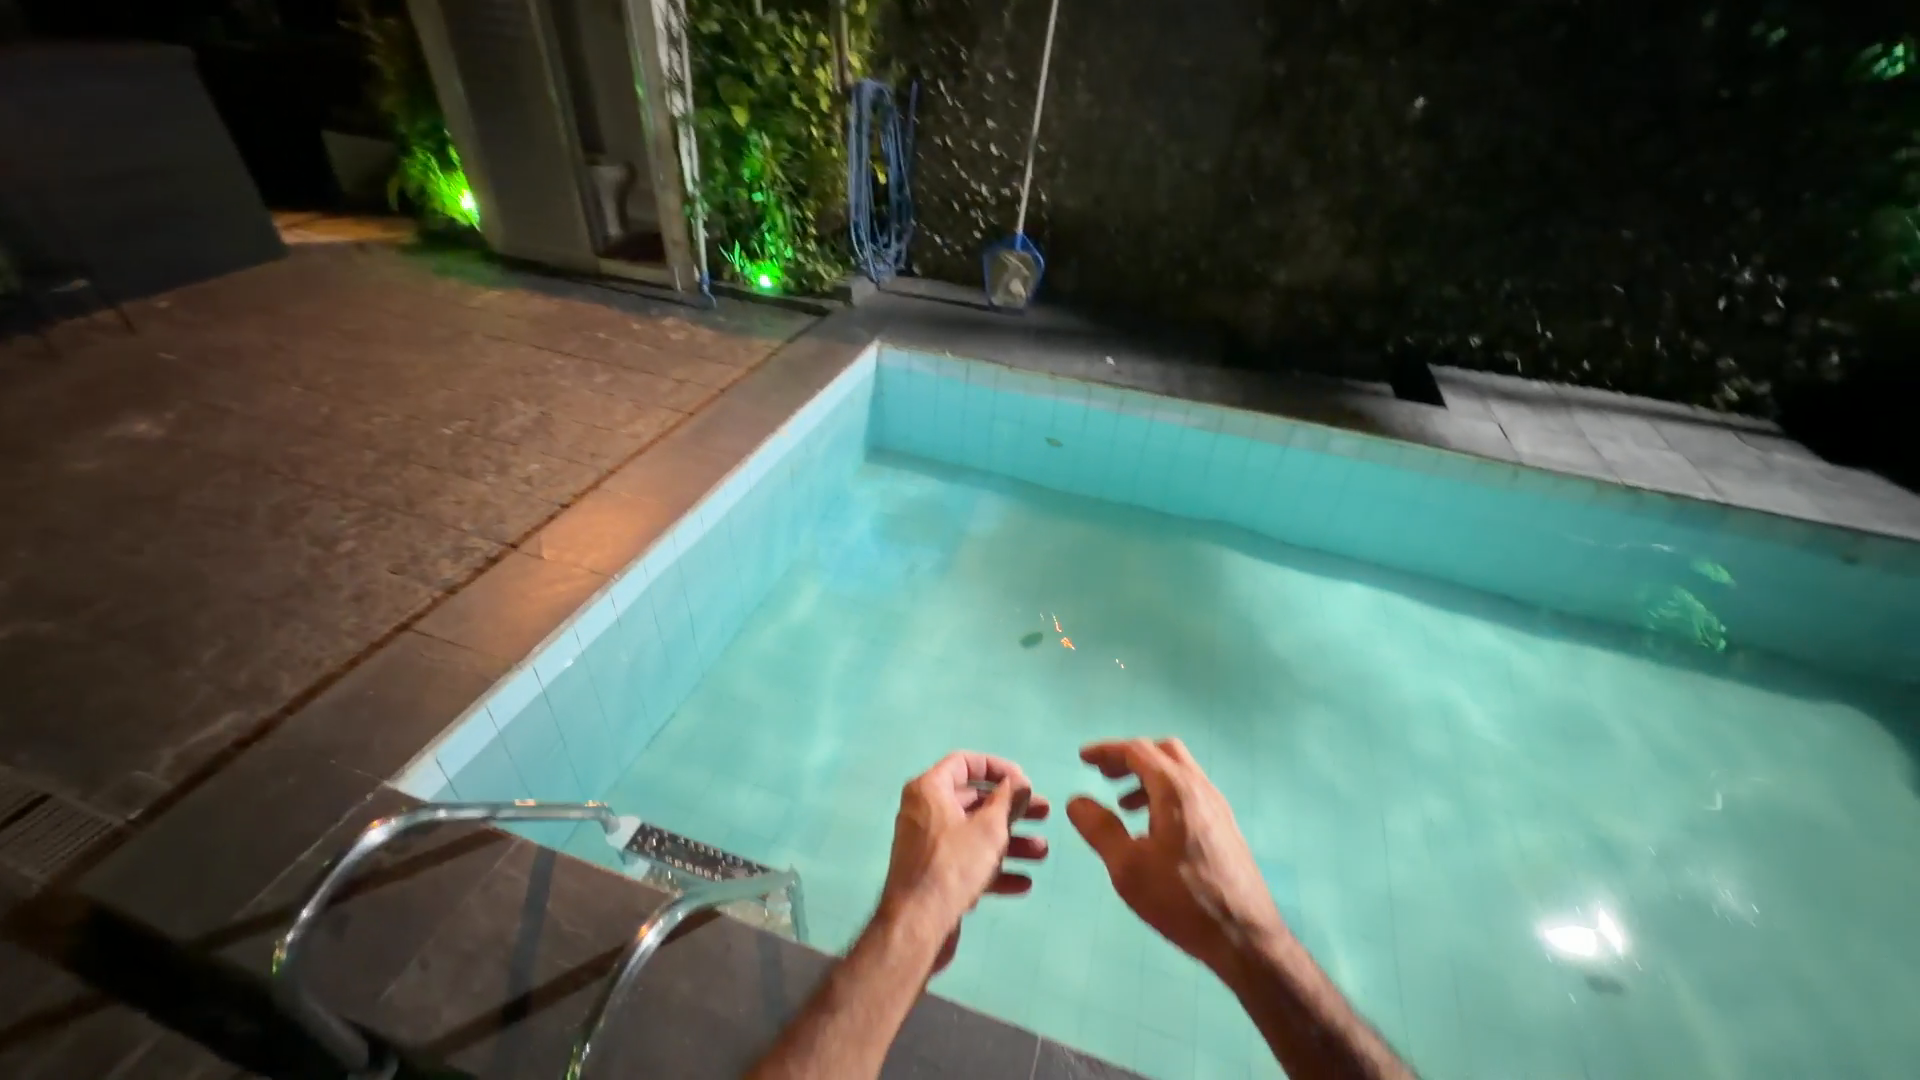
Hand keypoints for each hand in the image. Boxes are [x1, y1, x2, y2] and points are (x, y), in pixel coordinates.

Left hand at [877, 751, 1050, 967]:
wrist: (917, 925)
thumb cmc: (954, 865)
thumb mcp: (989, 828)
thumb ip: (1008, 800)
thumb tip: (1019, 781)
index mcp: (929, 789)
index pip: (965, 763)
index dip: (997, 768)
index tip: (1024, 782)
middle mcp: (924, 811)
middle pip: (974, 800)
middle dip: (1012, 809)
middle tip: (1044, 814)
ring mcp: (928, 845)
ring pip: (974, 834)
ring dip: (1010, 842)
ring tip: (1042, 853)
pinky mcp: (934, 875)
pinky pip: (967, 862)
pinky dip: (993, 868)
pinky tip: (1023, 883)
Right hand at [1067, 738, 1287, 976]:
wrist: (1245, 939)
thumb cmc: (1181, 900)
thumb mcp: (1127, 868)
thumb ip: (1099, 829)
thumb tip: (1077, 801)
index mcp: (1176, 790)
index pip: (1138, 751)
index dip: (1107, 750)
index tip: (1083, 759)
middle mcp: (1200, 789)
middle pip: (1163, 752)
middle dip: (1130, 758)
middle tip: (1105, 775)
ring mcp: (1218, 808)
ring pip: (1180, 772)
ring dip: (1148, 776)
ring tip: (1123, 804)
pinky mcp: (1225, 828)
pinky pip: (1190, 792)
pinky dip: (1165, 793)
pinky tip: (1152, 828)